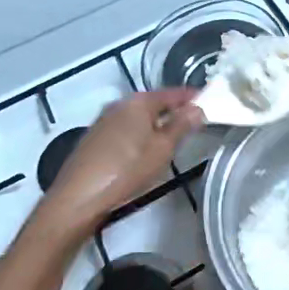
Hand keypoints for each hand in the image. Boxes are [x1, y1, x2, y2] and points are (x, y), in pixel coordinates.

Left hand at [39, 89, 203, 227]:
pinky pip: (124, 131)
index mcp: (138, 102)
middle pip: (152, 104)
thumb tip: (197, 107)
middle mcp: (118, 105)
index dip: (191, 97)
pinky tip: (144, 152)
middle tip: (193, 122)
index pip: (171, 93)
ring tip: (172, 139)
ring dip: (155, 125)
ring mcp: (102, 122)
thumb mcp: (162, 149)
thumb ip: (181, 125)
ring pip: (137, 118)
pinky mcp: (94, 140)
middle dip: (173, 111)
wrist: (79, 196)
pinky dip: (139, 136)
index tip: (209, 101)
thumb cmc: (127, 170)